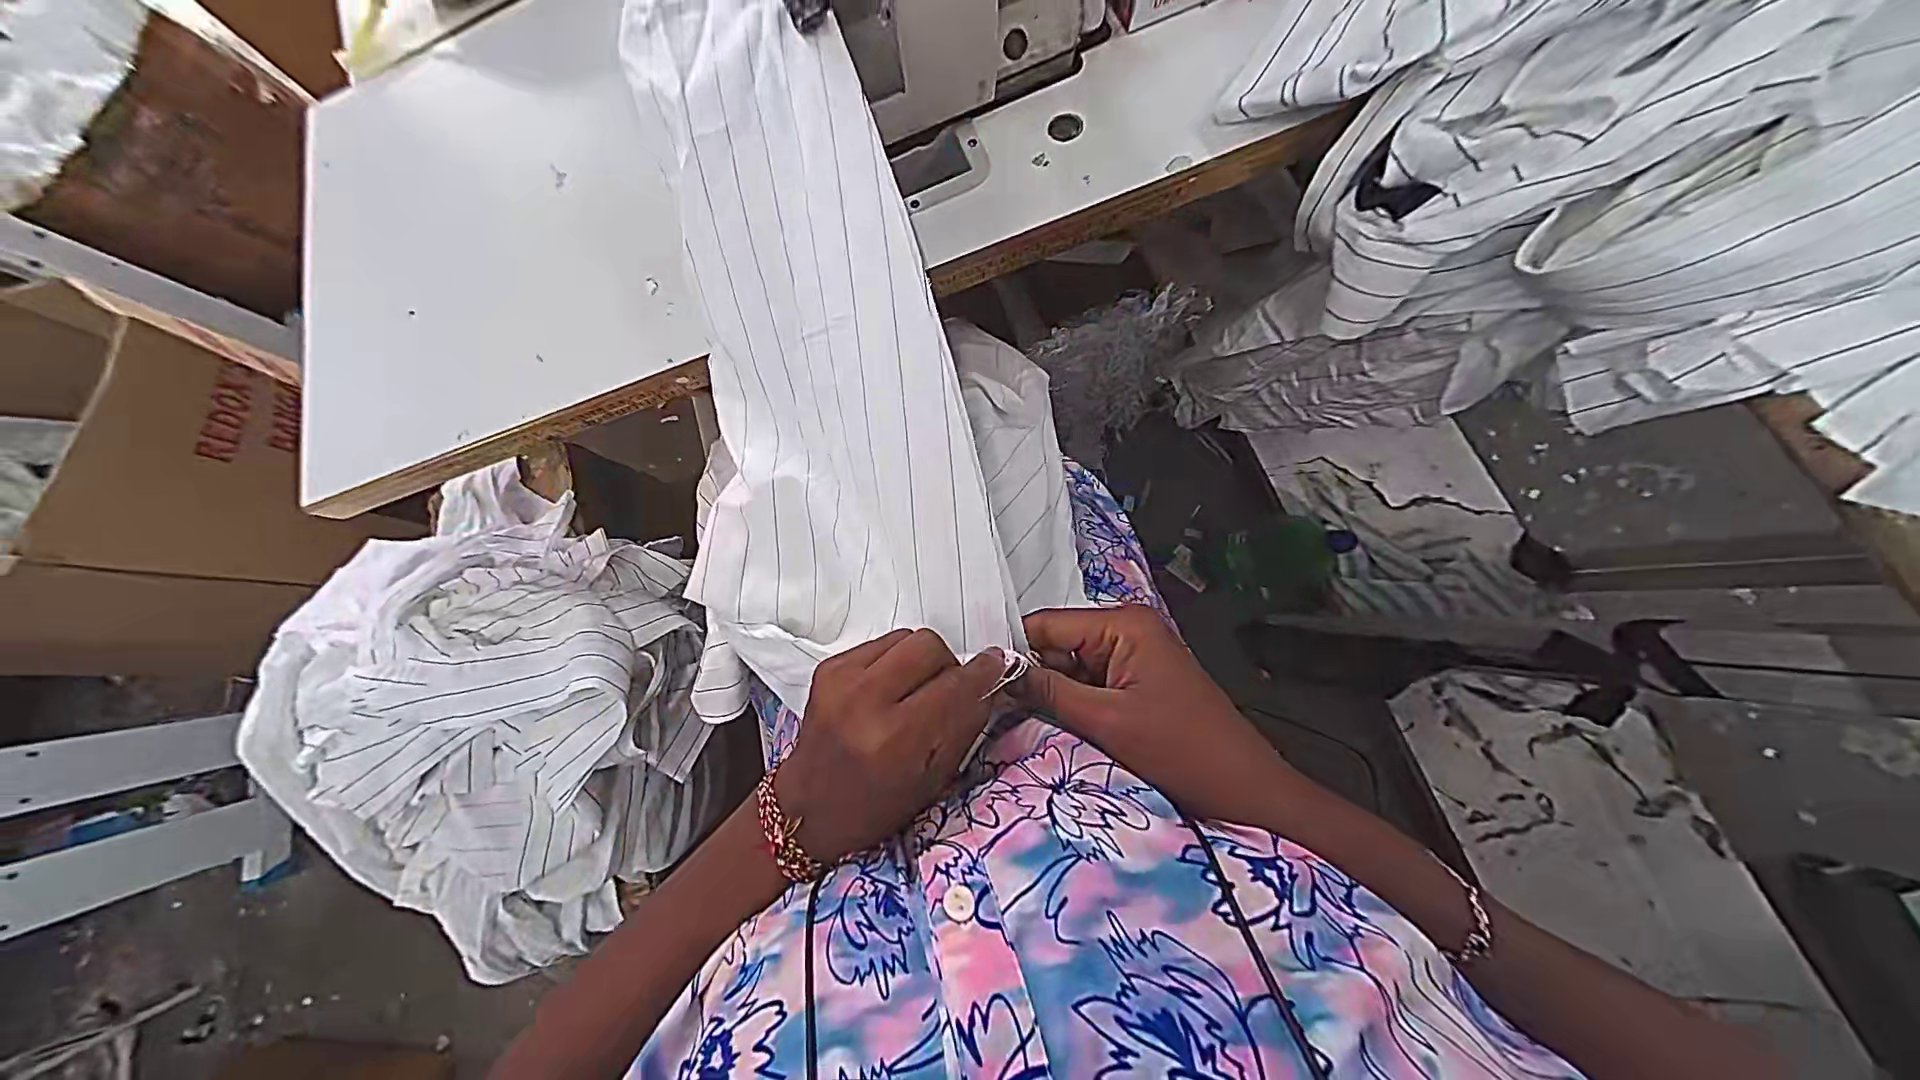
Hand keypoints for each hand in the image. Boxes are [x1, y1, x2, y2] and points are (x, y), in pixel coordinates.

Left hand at [776, 629, 1005, 863]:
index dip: (982, 673)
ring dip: (921, 658)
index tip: (995, 666)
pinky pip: (881, 642)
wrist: (809, 807)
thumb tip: (990, 681)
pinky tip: (889, 687)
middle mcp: (864, 704)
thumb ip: (965, 724)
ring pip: (906, 637)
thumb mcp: (933, 779)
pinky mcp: (828, 668)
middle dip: (948, 664)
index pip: (954, 686)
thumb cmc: (875, 805)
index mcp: (894, 741)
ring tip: (915, 689)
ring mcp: (840, 681)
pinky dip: (895, 659)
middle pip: (929, 646)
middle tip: (947, 687)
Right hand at [1016, 605, 1301, 827]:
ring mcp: (1133, 657)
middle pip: (1056, 645)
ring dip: (1051, 695)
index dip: (1012, 652)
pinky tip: (1057, 728)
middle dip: (1031, 677)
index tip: (980, 681)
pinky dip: (1071, 706)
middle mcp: (1126, 631)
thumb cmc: (1183, 751)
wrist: (1246, 793)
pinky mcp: (1136, 683)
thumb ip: (1048, 690)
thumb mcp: (1106, 720)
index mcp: (1123, 624)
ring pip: (1069, 669)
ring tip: (1022, 723)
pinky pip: (1089, 686)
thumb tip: (1000, 672)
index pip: (1046, 625)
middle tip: (997, 710)